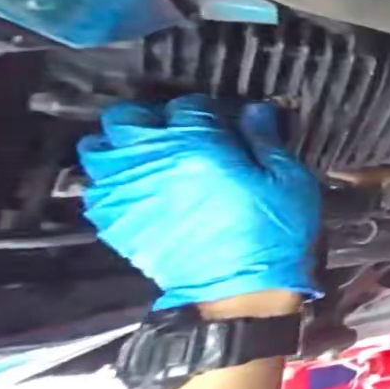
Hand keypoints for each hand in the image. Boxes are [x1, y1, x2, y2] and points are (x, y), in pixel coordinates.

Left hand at [79, 96, 320, 308]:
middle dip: (155, 117)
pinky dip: (121, 174)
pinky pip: (100, 181)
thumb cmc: (275, 226)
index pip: (189, 106)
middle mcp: (149, 161)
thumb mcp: (289, 178)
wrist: (237, 282)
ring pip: (100, 146)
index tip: (228, 118)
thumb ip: (266, 139)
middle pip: (127, 118)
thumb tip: (255, 110)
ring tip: (160, 154)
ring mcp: (122, 189)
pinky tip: (151, 184)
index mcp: (198, 148)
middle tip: (186, 130)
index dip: (211, 108)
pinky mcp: (110, 215)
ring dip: (129, 144)